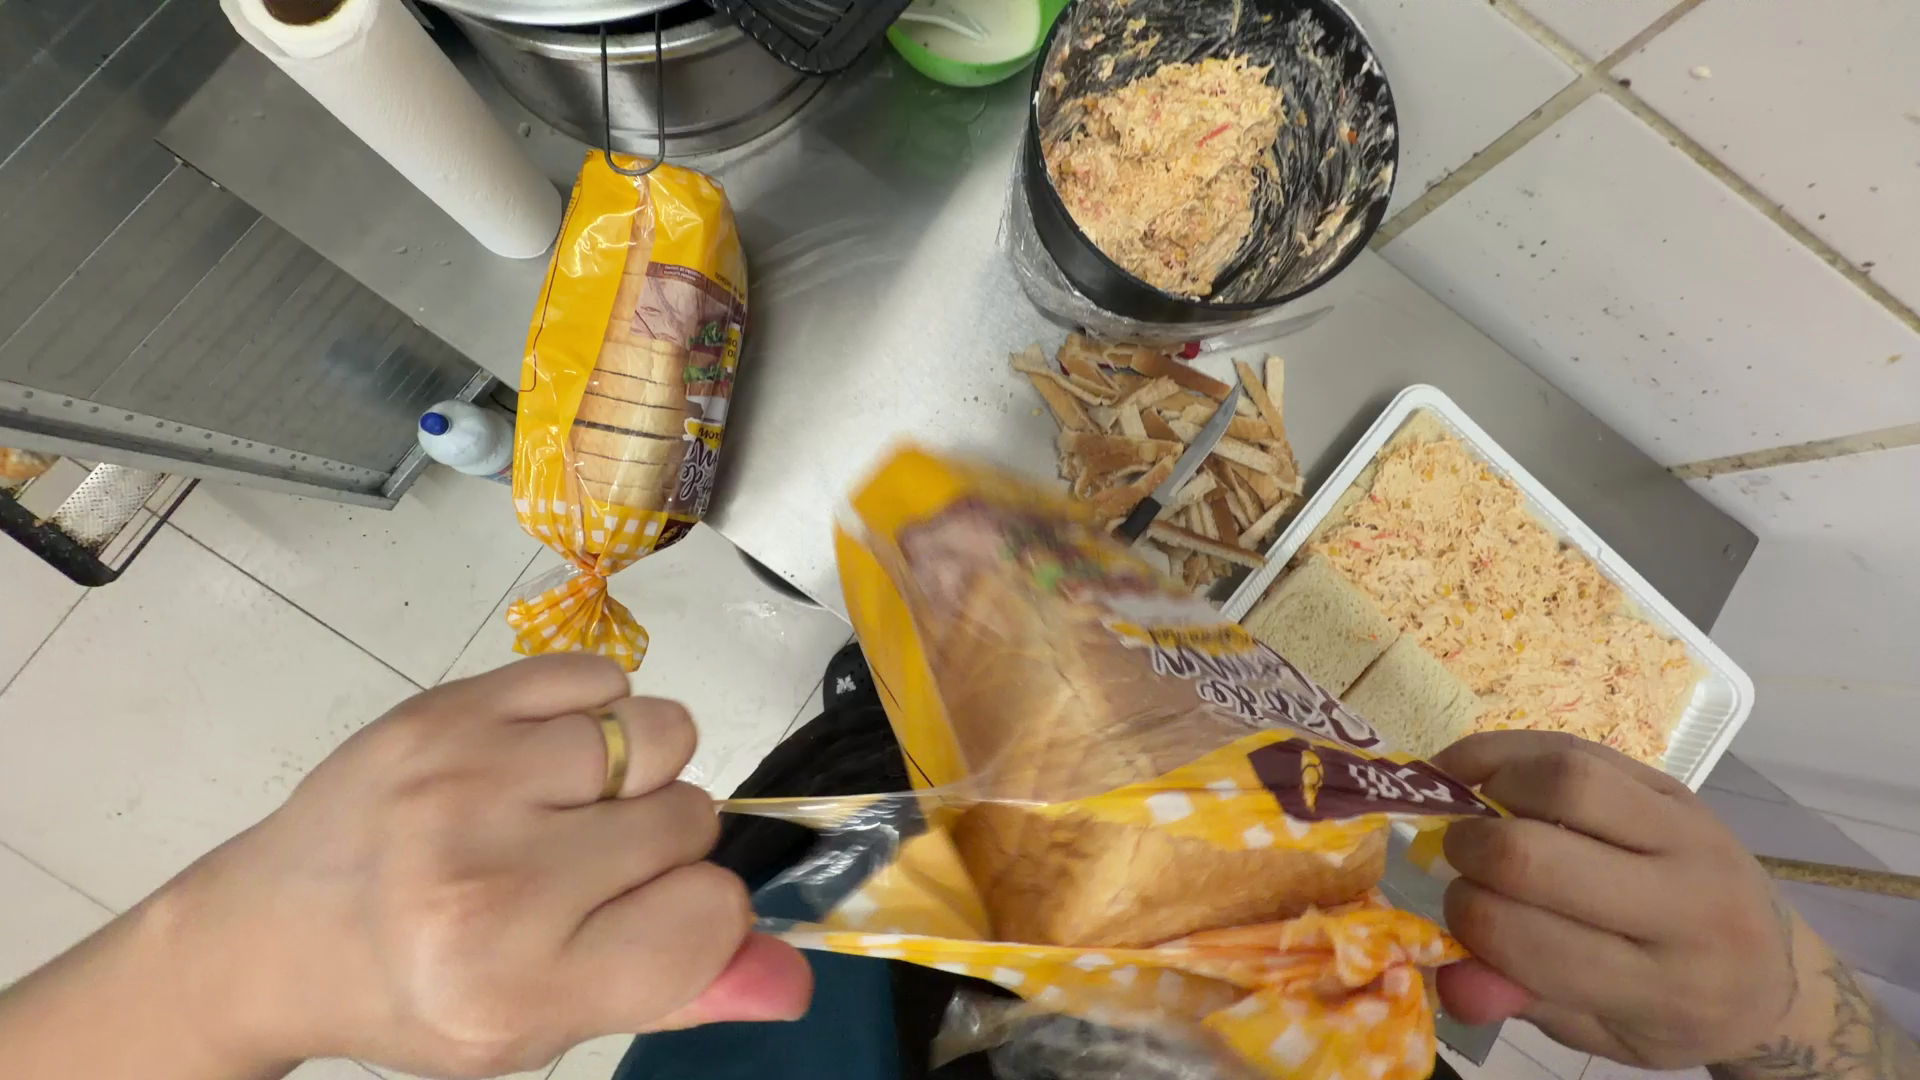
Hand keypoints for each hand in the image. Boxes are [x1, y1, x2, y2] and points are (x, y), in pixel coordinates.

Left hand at [142, 654, 811, 1077]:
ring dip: (639, 768)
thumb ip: (682, 995)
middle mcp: (489, 882)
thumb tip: (794, 984)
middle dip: (659, 839)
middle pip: (695, 816)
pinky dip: (597, 711)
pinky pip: (607, 677)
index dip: (700, 910)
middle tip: (579, 862)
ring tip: (568, 797)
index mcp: (515, 984)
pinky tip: (539, 752)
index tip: (640, 914)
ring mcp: (468, 777)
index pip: (714, 916)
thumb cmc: (423, 988)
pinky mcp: (453, 703)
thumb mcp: (549, 1025)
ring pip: (666, 733)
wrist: (269, 926)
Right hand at [1430, 731, 1797, 1069]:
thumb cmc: (1667, 1003)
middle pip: (1532, 855)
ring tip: (1479, 810)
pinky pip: (1569, 747)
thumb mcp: (1600, 1029)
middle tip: (1460, 857)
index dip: (1466, 916)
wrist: (1773, 969)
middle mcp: (1687, 907)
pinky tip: (1476, 774)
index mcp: (1666, 986)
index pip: (1522, 936)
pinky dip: (1500, 754)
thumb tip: (1448, 984)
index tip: (1462, 912)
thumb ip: (1520, 1001)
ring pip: (1562, 781)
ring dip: (1491, 790)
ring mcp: (1687, 835)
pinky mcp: (1671, 787)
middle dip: (1468, 851)